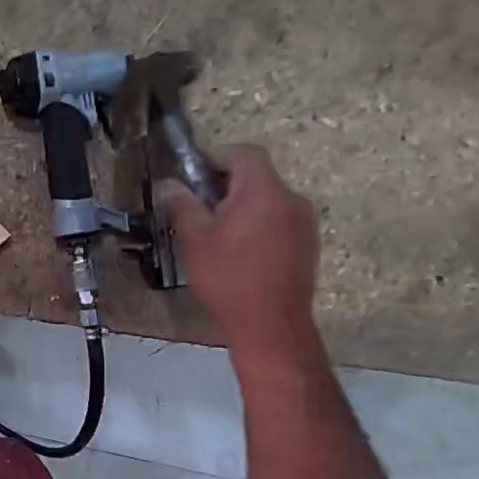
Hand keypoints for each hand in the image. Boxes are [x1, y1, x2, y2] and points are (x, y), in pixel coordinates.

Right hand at [159, 146, 322, 363]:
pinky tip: (240, 254)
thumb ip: (183, 204)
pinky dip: (258, 225)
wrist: (271, 324)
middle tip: (200, 211)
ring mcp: (304, 223)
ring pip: (268, 200)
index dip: (216, 157)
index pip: (244, 153)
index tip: (194, 178)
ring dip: (242, 207)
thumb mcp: (195, 239)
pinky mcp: (307, 244)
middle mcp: (291, 199)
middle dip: (226, 186)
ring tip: (218, 237)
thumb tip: (171, 184)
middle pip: (257, 176)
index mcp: (263, 191)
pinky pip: (279, 220)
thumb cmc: (228, 278)